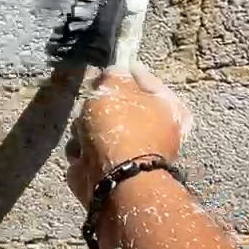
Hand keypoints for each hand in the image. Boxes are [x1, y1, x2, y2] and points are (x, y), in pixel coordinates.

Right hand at [65, 62, 192, 207]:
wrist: (114, 178)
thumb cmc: (120, 127)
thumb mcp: (114, 87)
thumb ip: (114, 73)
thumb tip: (115, 71)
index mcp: (168, 107)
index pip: (141, 76)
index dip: (119, 70)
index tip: (101, 70)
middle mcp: (154, 129)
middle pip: (116, 103)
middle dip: (97, 105)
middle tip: (91, 105)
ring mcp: (130, 150)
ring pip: (96, 125)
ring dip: (84, 128)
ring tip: (85, 133)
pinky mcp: (109, 167)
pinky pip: (87, 147)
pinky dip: (81, 149)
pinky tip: (82, 152)